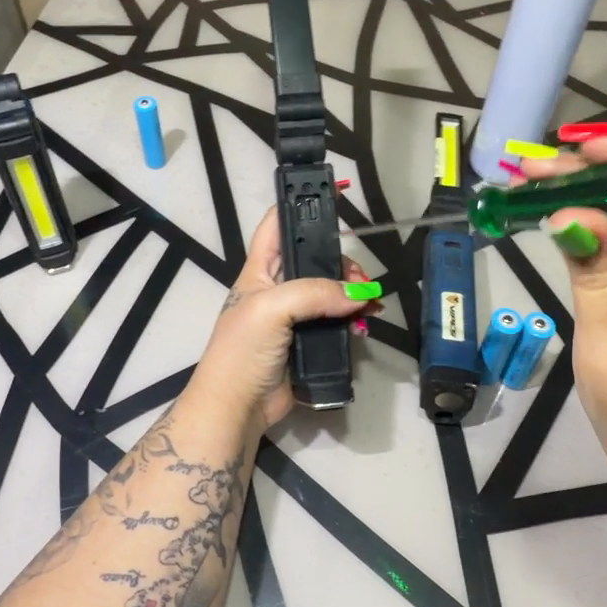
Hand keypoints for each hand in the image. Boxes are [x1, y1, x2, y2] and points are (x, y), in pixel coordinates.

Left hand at [186, 207, 380, 428]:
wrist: (237, 408)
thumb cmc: (243, 350)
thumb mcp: (272, 309)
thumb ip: (315, 293)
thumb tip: (358, 295)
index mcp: (259, 271)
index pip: (277, 225)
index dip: (300, 208)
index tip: (333, 199)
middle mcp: (277, 289)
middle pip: (315, 260)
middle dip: (341, 263)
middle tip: (361, 279)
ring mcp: (294, 317)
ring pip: (331, 292)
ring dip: (353, 293)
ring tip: (369, 303)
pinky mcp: (309, 342)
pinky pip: (337, 322)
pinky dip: (355, 319)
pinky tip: (366, 322)